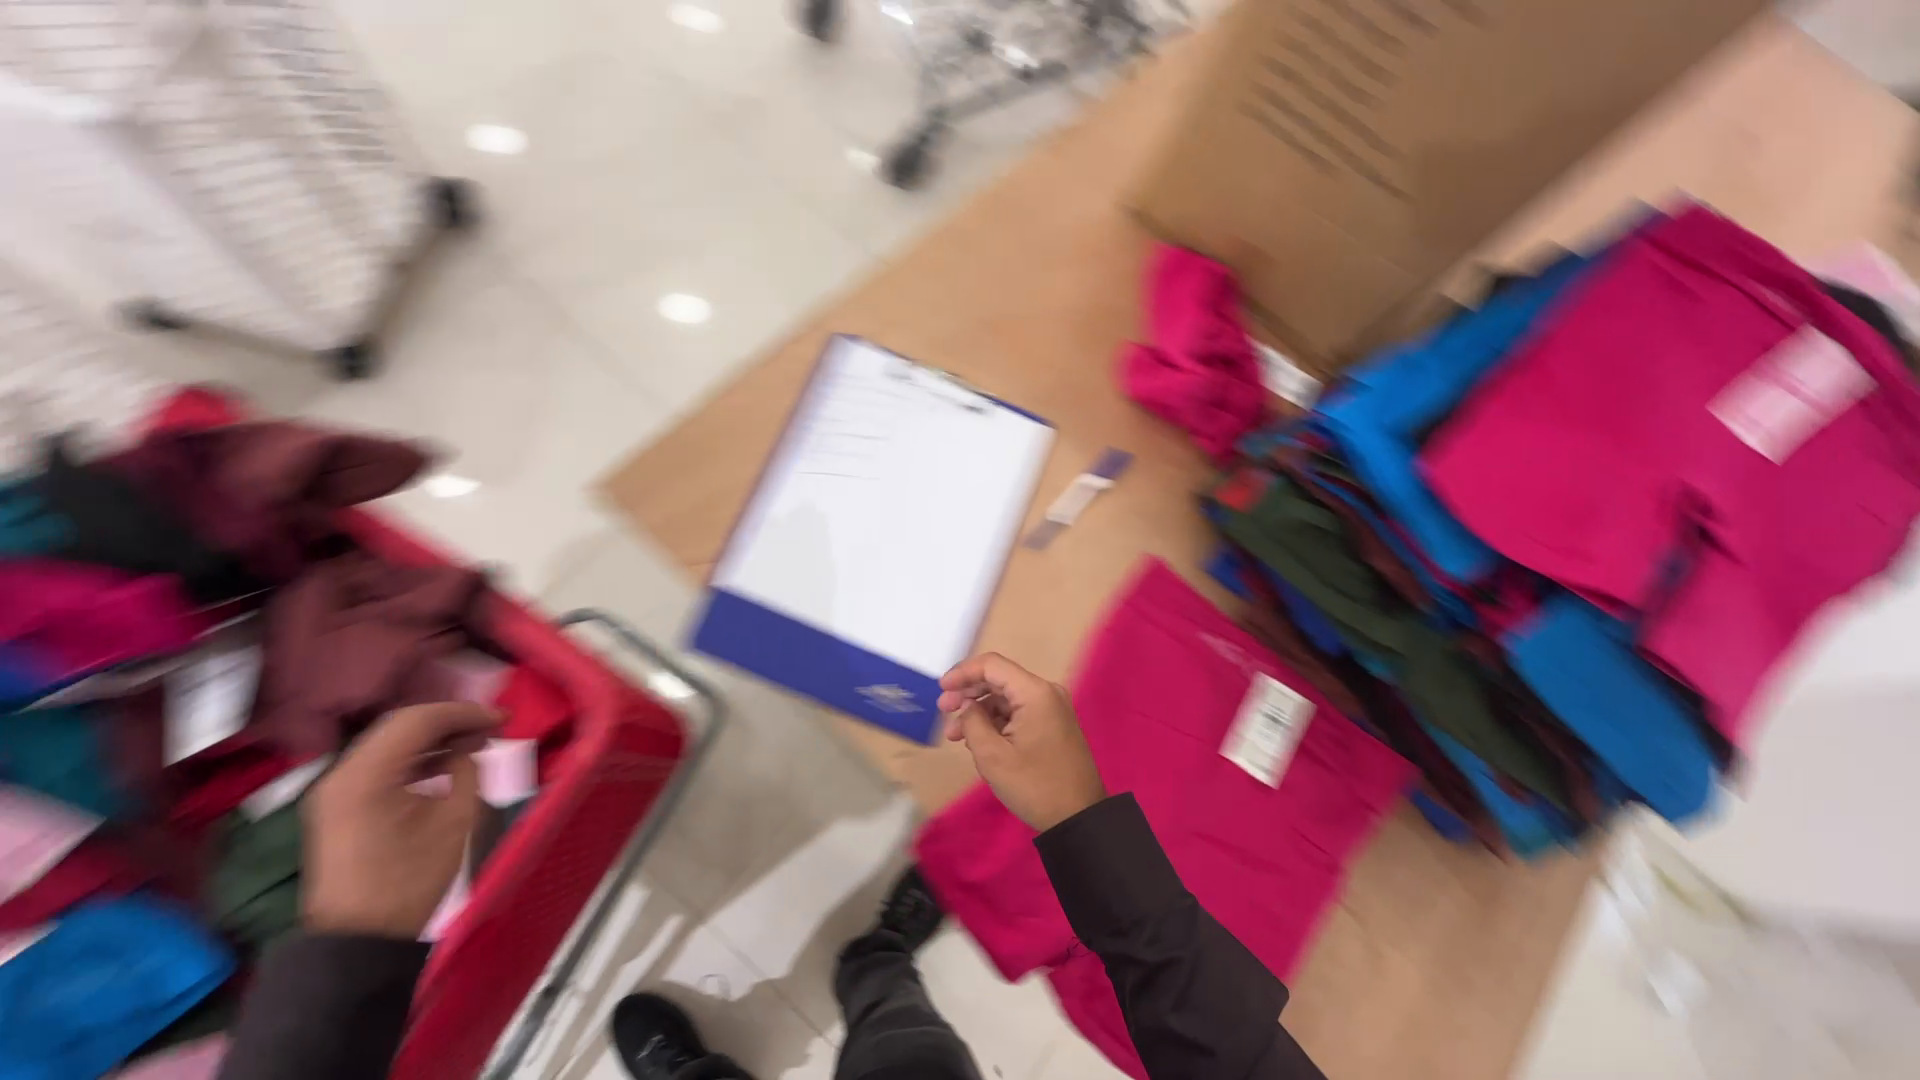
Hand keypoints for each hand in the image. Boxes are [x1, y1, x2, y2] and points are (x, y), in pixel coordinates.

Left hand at [302, 702, 500, 938]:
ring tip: (475, 744)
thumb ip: (465, 771)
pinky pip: (380, 764)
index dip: (465, 713)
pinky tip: (446, 764)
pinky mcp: (339, 804)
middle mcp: (342, 773)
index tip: (503, 719)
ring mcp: (335, 789)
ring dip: (434, 738)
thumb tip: (467, 749)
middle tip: (491, 728)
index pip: (419, 720)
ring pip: (390, 742)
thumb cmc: (412, 880)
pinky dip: (415, 757)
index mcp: (367, 774)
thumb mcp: (455, 821)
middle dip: (450, 721)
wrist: (359, 939)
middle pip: (401, 725)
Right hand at [938, 653, 1106, 832]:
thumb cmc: (1034, 785)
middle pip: (999, 680)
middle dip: (968, 693)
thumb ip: (972, 722)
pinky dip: (996, 722)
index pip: (992, 665)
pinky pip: (1018, 713)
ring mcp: (1052, 709)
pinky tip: (979, 741)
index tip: (941, 689)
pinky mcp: (1052, 725)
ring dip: (979, 712)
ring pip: (1006, 698)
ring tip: (956, 736)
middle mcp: (1046, 693)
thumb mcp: (992, 756)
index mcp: (1035, 692)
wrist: (1079, 817)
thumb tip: (967, 706)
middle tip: (943, 711)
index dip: (962, 673)